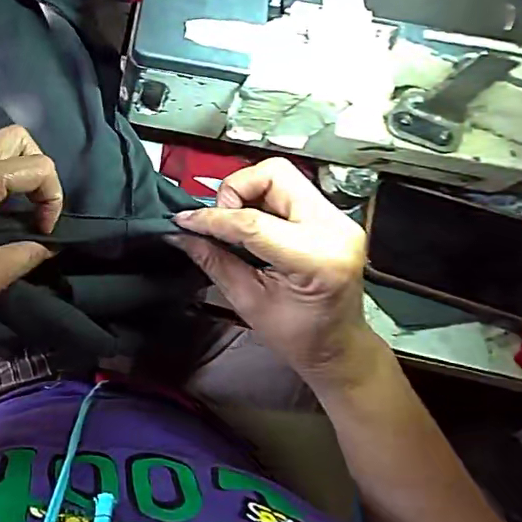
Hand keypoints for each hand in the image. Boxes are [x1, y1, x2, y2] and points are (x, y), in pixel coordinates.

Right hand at [172, 159, 390, 393]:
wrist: (339, 347)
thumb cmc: (302, 337)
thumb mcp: (249, 302)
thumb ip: (214, 261)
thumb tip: (182, 235)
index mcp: (317, 258)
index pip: (252, 221)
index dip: (212, 219)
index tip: (185, 222)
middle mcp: (334, 229)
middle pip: (273, 174)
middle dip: (235, 191)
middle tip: (220, 221)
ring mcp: (337, 219)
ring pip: (279, 175)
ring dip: (247, 193)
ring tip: (235, 225)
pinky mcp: (330, 215)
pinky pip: (287, 189)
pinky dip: (259, 200)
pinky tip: (251, 226)